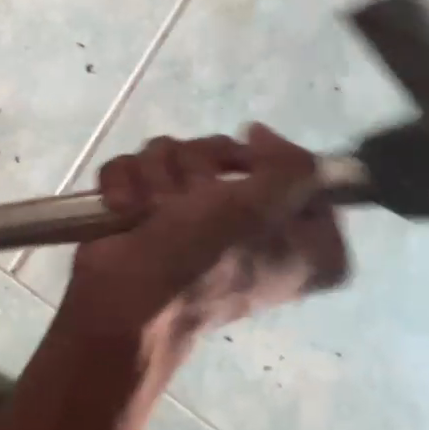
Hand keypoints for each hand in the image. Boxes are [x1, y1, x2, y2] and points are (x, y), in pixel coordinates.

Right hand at [63, 125, 349, 344]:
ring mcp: (196, 216)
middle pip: (222, 154)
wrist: (127, 296)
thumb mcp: (259, 210)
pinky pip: (133, 167)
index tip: (235, 175)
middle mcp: (256, 225)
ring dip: (152, 177)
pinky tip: (123, 208)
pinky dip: (123, 184)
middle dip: (191, 170)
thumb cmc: (201, 262)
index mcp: (305, 239)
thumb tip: (261, 133)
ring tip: (146, 208)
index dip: (257, 163)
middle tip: (184, 200)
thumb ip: (287, 166)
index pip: (293, 170)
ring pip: (171, 155)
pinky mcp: (148, 208)